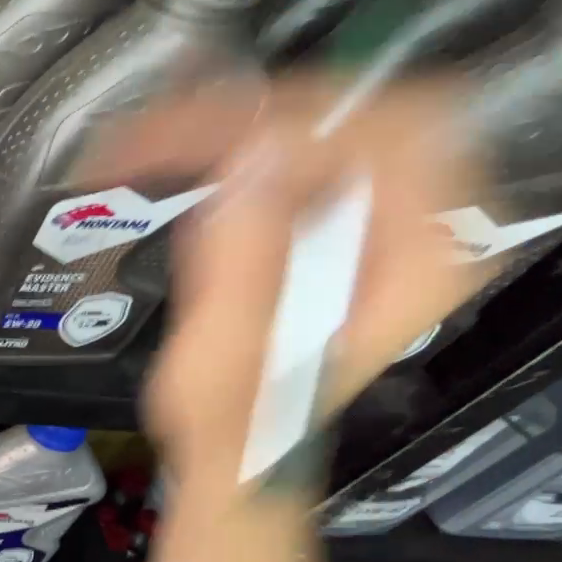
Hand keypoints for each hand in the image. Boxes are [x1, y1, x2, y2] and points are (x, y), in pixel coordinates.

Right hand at [78, 77, 495, 487]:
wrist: (234, 448)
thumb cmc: (234, 424)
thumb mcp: (228, 356)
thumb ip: (243, 260)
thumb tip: (248, 162)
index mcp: (411, 263)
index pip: (387, 135)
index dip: (288, 122)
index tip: (197, 137)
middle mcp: (407, 231)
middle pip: (352, 116)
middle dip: (249, 113)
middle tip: (164, 130)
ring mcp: (365, 225)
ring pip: (317, 126)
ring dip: (228, 126)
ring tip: (151, 142)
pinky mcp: (320, 227)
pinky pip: (288, 156)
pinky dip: (226, 149)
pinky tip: (177, 161)